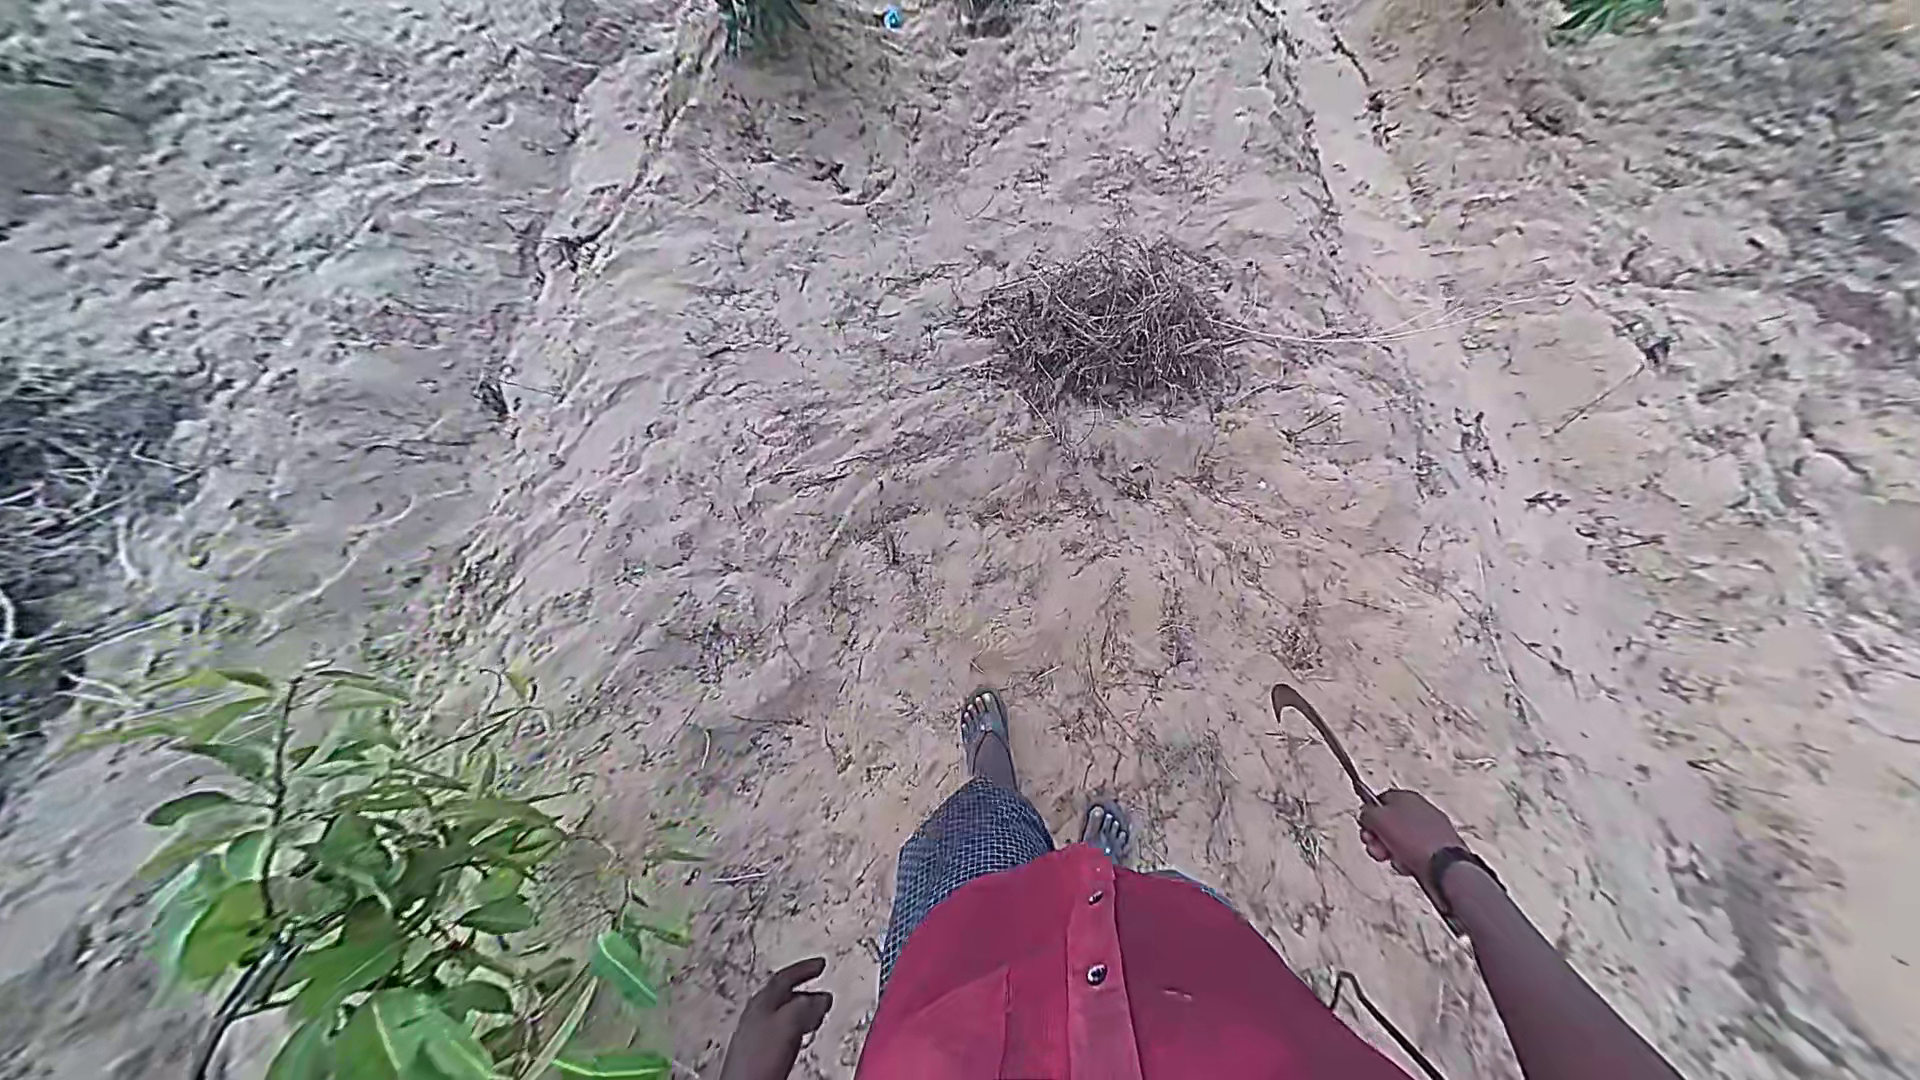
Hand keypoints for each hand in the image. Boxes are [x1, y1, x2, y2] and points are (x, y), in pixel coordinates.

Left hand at [718, 957, 834, 1079]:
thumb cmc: (758, 1057)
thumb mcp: (789, 1021)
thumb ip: (806, 1005)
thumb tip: (821, 998)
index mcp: (762, 1001)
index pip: (784, 977)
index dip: (803, 969)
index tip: (819, 964)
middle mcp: (755, 1017)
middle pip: (782, 997)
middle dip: (804, 993)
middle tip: (820, 993)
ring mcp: (753, 1038)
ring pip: (781, 1017)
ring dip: (800, 1014)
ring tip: (815, 1017)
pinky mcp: (755, 1059)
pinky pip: (779, 1036)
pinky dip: (793, 1032)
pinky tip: (798, 1041)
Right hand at [1358, 789, 1466, 896]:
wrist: (1445, 868)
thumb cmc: (1414, 840)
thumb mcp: (1377, 820)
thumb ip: (1366, 813)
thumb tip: (1366, 815)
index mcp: (1407, 796)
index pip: (1379, 800)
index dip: (1369, 815)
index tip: (1366, 827)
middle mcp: (1422, 810)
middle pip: (1389, 822)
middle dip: (1378, 836)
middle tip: (1375, 845)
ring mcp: (1433, 831)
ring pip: (1401, 839)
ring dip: (1390, 850)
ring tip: (1391, 859)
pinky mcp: (1441, 850)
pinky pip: (1415, 853)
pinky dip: (1407, 860)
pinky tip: (1407, 866)